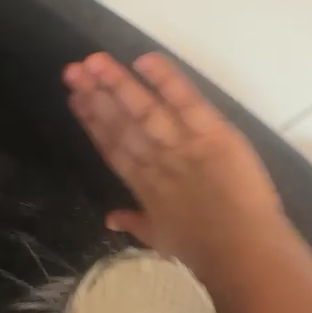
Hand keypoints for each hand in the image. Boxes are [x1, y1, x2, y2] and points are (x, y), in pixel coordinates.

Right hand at [64, 52, 288, 285]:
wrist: (239, 250)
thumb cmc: (203, 252)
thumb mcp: (160, 241)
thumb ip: (134, 224)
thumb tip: (108, 219)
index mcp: (143, 186)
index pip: (113, 147)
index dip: (93, 122)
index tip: (75, 100)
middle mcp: (156, 161)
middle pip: (122, 124)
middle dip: (96, 96)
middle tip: (72, 71)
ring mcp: (181, 145)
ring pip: (144, 109)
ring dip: (117, 83)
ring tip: (92, 62)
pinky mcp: (210, 133)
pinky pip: (185, 101)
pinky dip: (166, 80)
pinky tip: (143, 60)